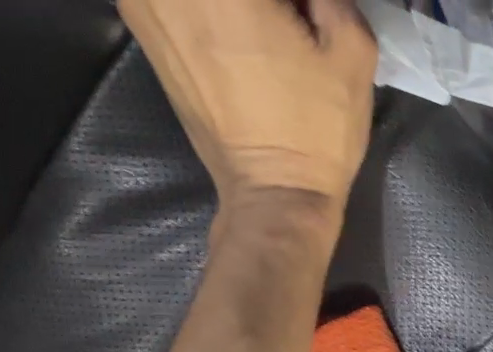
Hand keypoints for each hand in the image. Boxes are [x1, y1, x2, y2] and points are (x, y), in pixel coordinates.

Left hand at [120, 0, 378, 209]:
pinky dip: (204, 11)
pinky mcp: (141, 25)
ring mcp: (144, 1)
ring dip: (235, 11)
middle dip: (268, 7)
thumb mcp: (352, 51)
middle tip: (288, 20)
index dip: (294, 2)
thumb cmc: (318, 127)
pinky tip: (236, 36)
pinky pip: (169, 0)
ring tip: (267, 30)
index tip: (306, 12)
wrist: (274, 191)